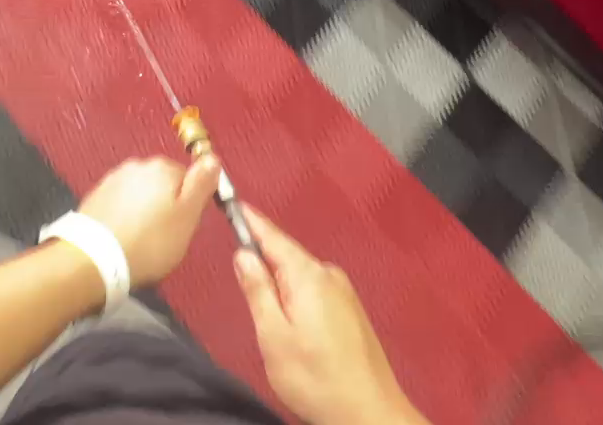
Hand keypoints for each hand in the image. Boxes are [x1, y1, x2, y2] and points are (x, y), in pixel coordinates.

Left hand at [77, 155, 221, 285]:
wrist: (96, 258)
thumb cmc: (150, 241)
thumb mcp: (187, 217)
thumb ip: (201, 184)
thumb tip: (212, 158)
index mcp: (162, 167)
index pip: (188, 179)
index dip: (190, 204)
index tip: (184, 226)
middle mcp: (137, 165)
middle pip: (164, 183)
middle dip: (167, 205)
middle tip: (165, 236)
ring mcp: (114, 178)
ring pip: (141, 192)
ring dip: (145, 209)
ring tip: (142, 238)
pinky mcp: (97, 194)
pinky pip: (121, 201)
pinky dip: (126, 214)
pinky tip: (123, 234)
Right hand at [235, 208, 425, 424]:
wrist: (374, 419)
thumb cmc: (317, 379)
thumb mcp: (274, 337)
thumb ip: (257, 290)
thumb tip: (243, 253)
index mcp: (307, 274)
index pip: (271, 235)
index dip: (248, 219)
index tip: (229, 200)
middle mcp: (328, 273)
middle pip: (284, 255)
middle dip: (261, 262)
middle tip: (242, 287)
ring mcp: (343, 292)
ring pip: (299, 276)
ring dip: (279, 286)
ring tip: (269, 320)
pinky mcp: (351, 311)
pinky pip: (313, 290)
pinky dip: (296, 298)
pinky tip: (294, 328)